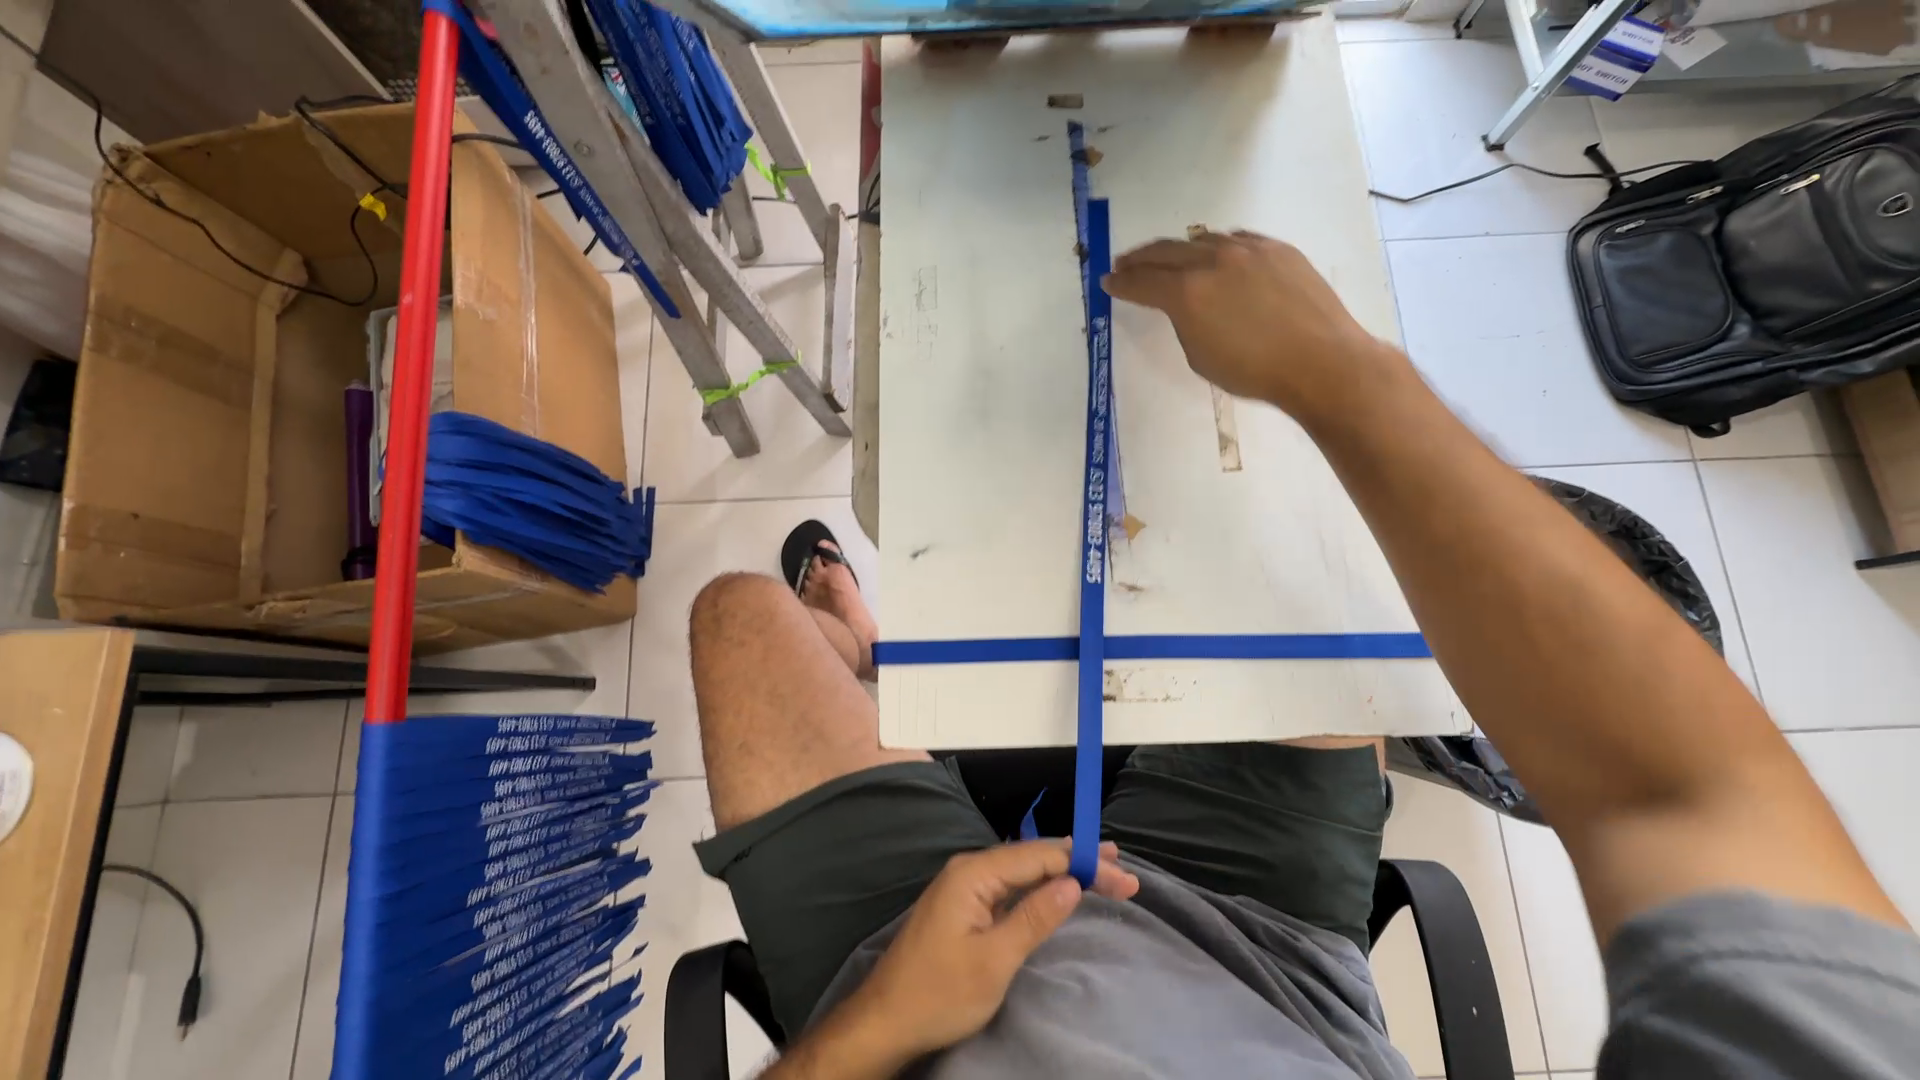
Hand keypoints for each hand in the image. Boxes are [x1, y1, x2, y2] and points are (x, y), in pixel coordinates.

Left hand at [842, 841, 1139, 1064]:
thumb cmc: (939, 993)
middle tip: (1123, 871)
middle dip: (1078, 862)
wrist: (885, 1021)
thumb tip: (1073, 884)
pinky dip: (1040, 887)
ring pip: (1022, 870)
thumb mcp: (995, 960)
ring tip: (1101, 868)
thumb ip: (1035, 918)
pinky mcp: (963, 906)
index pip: (1040, 857)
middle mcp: (969, 869)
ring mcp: (964, 887)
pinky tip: (1058, 887)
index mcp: (974, 873)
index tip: (1124, 877)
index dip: (1084, 863)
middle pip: (1033, 857)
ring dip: (1062, 872)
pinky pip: (1009, 886)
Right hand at [1102, 229, 1411, 421]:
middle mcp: (1213, 261)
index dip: (1121, 283)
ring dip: (1180, 249)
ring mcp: (1248, 250)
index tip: (1108, 281)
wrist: (1320, 361)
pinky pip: (1238, 240)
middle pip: (1166, 251)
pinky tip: (1219, 256)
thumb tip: (1187, 306)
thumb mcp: (1201, 357)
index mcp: (1187, 293)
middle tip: (1126, 263)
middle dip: (1142, 259)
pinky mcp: (1278, 249)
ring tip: (1171, 258)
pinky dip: (1219, 247)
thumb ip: (1185, 322)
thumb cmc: (1254, 372)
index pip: (1142, 282)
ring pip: (1203, 240)